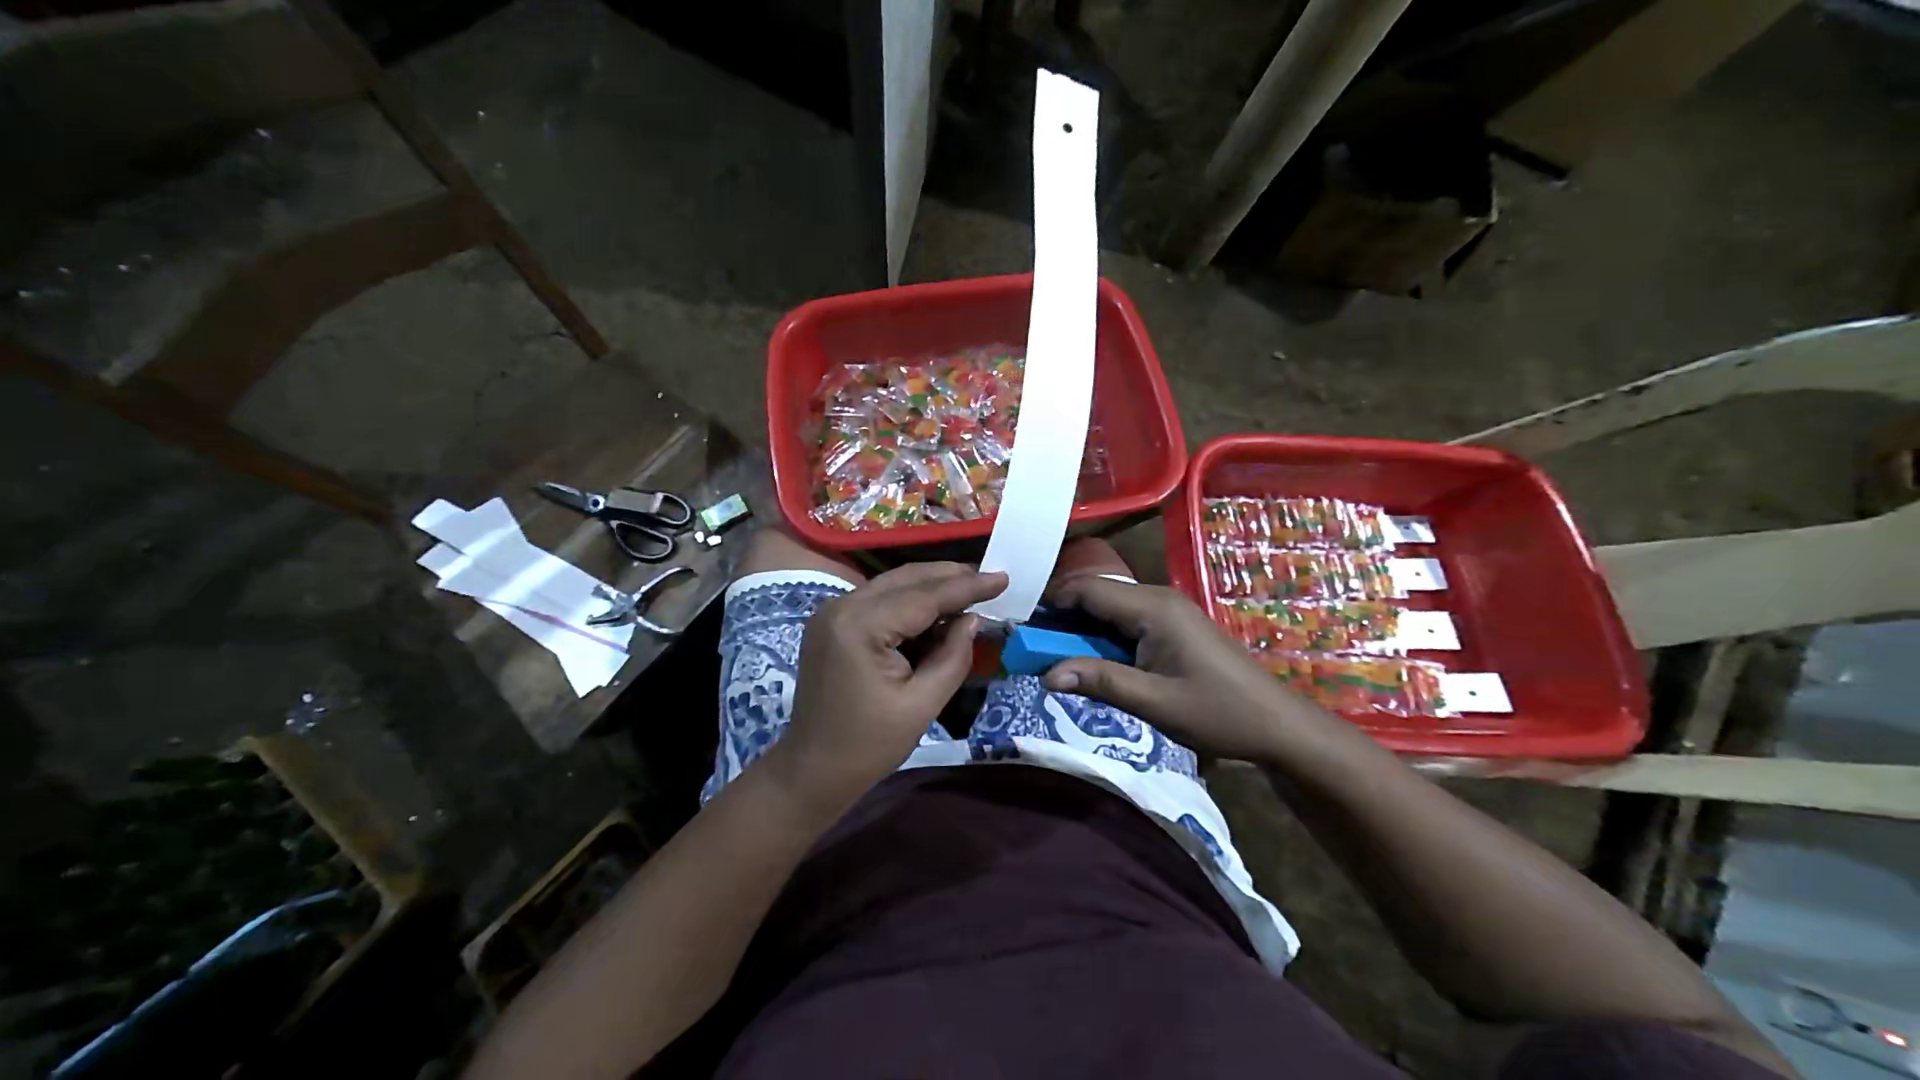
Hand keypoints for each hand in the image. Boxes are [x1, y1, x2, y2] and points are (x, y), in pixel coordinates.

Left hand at [771, 563, 1006, 809]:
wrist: (813, 770)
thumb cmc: (869, 745)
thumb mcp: (922, 704)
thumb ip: (953, 656)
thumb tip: (974, 619)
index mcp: (860, 626)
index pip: (923, 596)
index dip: (967, 587)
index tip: (1003, 578)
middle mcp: (841, 607)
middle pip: (905, 579)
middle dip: (950, 577)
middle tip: (991, 580)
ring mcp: (832, 612)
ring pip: (892, 585)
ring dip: (931, 587)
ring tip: (972, 590)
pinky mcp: (832, 623)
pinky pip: (879, 601)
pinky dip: (910, 602)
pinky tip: (937, 611)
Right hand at [1041, 577, 1330, 761]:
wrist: (1277, 725)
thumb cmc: (1219, 713)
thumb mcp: (1154, 702)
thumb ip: (1100, 682)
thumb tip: (1046, 674)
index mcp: (1152, 608)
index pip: (1087, 589)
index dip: (1050, 601)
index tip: (1019, 622)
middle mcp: (1158, 598)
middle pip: (1096, 594)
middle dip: (1061, 616)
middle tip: (1029, 642)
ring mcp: (1168, 610)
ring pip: (1110, 607)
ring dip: (1080, 627)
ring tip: (1050, 652)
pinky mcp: (1173, 626)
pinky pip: (1126, 620)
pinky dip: (1102, 635)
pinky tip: (1089, 657)